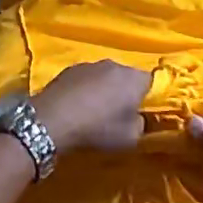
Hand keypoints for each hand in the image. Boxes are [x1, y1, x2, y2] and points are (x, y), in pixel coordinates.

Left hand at [31, 60, 149, 153]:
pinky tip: (77, 104)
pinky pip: (85, 78)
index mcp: (133, 78)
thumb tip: (137, 117)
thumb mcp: (130, 138)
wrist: (53, 119)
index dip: (146, 97)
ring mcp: (89, 64)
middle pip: (126, 76)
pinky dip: (84, 88)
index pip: (150, 81)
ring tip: (94, 109)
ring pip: (104, 75)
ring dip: (103, 88)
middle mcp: (113, 64)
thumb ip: (141, 124)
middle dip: (124, 91)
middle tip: (118, 112)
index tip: (139, 112)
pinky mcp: (68, 69)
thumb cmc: (98, 129)